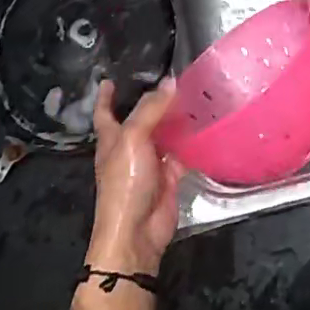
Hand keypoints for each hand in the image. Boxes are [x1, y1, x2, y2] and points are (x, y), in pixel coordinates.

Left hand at [86, 78, 184, 275]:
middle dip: (152, 101)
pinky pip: (182, 153)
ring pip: (163, 134)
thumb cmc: (124, 182)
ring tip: (193, 93)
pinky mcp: (170, 177)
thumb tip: (170, 81)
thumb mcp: (133, 138)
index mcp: (111, 138)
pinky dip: (191, 142)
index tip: (110, 78)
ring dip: (175, 118)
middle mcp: (129, 147)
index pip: (105, 111)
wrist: (137, 232)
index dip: (105, 96)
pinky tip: (204, 124)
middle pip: (140, 118)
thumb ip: (151, 109)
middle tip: (171, 77)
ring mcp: (150, 162)